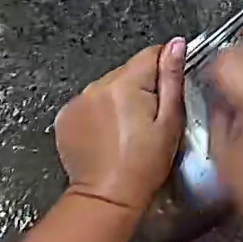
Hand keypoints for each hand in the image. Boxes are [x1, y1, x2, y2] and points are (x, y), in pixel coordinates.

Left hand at [55, 39, 185, 212]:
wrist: (106, 198)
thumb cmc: (144, 165)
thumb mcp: (170, 121)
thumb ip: (172, 78)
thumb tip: (176, 44)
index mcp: (126, 84)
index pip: (151, 54)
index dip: (164, 71)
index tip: (167, 95)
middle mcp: (97, 85)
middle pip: (128, 71)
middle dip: (141, 88)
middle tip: (149, 120)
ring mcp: (78, 100)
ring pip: (109, 86)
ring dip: (119, 100)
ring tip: (128, 130)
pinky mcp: (66, 116)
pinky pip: (89, 102)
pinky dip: (100, 112)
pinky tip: (109, 134)